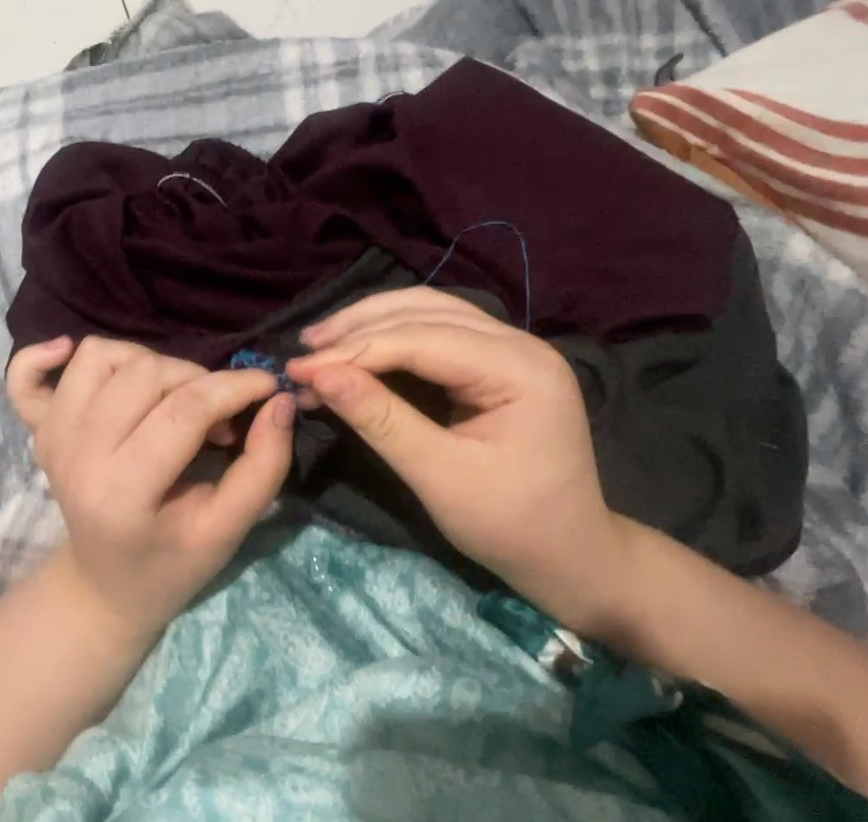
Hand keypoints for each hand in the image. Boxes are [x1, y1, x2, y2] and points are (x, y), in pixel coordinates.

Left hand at [6, 337, 294, 641]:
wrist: (107, 586)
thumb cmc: (172, 564)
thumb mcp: (228, 530)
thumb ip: (263, 467)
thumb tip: (279, 400)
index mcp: (123, 493)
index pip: (183, 412)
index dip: (235, 387)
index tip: (268, 385)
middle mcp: (77, 457)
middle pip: (144, 375)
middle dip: (198, 379)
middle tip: (220, 415)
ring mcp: (51, 440)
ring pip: (100, 357)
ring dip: (149, 363)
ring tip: (172, 398)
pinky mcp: (37, 431)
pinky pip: (25, 376)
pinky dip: (45, 356)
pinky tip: (67, 351)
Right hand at [285, 289, 633, 626]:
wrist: (570, 555)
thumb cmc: (510, 525)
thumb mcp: (439, 477)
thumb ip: (380, 420)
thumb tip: (317, 375)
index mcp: (520, 369)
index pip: (421, 339)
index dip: (353, 351)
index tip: (297, 369)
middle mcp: (520, 343)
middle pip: (424, 310)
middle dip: (357, 328)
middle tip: (302, 352)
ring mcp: (513, 349)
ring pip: (428, 311)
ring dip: (370, 324)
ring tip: (319, 344)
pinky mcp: (499, 363)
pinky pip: (437, 331)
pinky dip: (391, 337)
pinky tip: (357, 349)